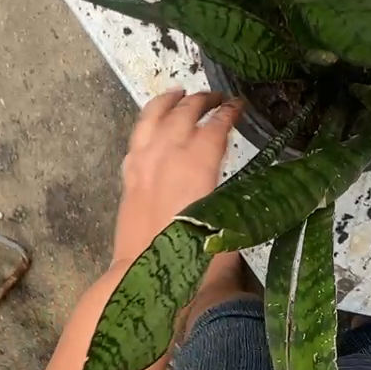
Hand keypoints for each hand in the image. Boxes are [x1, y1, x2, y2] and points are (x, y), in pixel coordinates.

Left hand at [113, 88, 242, 263]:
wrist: (144, 277)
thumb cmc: (190, 261)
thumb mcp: (224, 230)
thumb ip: (232, 202)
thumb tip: (241, 192)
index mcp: (197, 168)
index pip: (215, 127)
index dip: (229, 112)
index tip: (240, 105)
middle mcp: (167, 157)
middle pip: (184, 113)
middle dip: (203, 100)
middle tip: (217, 97)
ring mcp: (143, 163)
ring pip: (153, 117)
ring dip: (169, 101)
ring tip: (180, 93)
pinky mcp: (128, 176)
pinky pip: (136, 136)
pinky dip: (147, 121)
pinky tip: (152, 123)